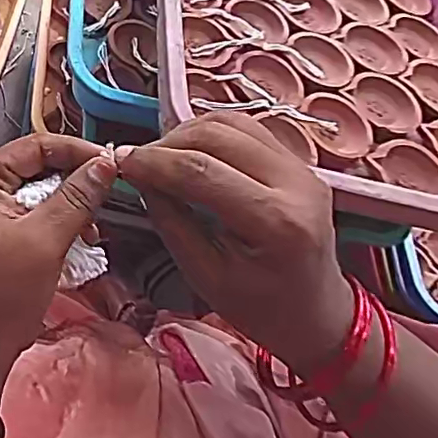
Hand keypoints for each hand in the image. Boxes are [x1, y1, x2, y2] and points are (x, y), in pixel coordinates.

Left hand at [0, 134, 117, 370]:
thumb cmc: (2, 291)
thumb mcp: (44, 239)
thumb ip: (76, 198)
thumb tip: (105, 164)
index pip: (37, 145)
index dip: (77, 150)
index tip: (112, 163)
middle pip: (43, 165)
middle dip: (78, 179)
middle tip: (111, 192)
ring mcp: (0, 210)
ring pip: (48, 190)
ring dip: (76, 204)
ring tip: (95, 226)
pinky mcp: (12, 232)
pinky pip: (45, 213)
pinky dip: (67, 222)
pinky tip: (84, 239)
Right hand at [116, 112, 350, 369]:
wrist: (318, 314)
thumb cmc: (259, 308)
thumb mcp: (203, 273)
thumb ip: (170, 219)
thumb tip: (138, 175)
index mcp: (276, 222)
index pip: (201, 171)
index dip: (153, 161)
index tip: (119, 162)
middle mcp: (296, 184)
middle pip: (216, 136)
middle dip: (165, 144)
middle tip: (136, 163)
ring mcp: (302, 167)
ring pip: (230, 122)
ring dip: (185, 133)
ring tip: (160, 157)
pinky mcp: (298, 161)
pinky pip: (245, 128)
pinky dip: (207, 132)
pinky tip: (187, 152)